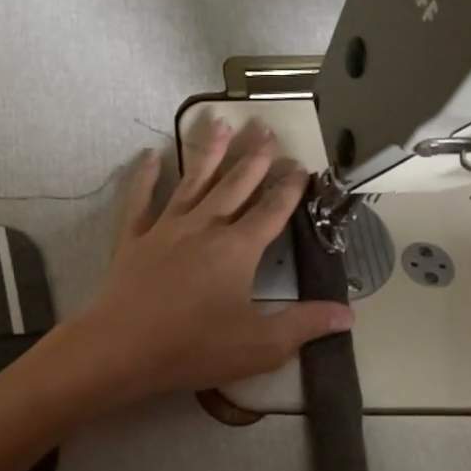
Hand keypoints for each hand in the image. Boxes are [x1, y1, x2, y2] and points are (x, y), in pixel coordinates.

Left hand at [67, 119, 354, 409]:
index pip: (272, 210)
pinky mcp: (133, 238)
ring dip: (209, 152)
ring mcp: (165, 228)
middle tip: (266, 128)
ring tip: (220, 123)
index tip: (302, 166)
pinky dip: (146, 176)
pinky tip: (150, 155)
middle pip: (235, 184)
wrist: (122, 347)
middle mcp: (204, 227)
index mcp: (238, 248)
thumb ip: (304, 325)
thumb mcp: (259, 345)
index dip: (290, 188)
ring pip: (193, 181)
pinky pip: (140, 199)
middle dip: (254, 156)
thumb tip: (348, 314)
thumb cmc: (193, 347)